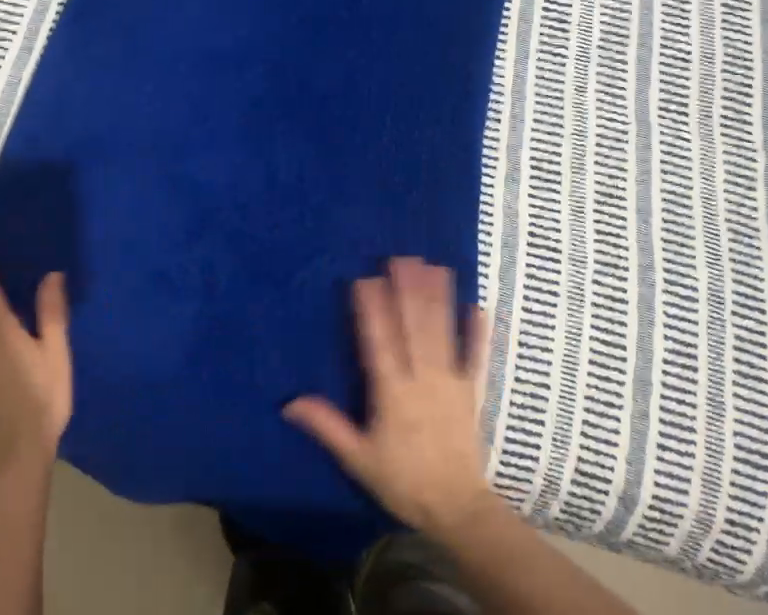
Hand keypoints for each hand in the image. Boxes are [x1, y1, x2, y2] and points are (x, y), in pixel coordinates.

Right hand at [283, 256, 497, 538]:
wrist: (456, 508)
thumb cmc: (402, 481)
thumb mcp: (358, 459)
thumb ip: (327, 426)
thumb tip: (289, 402)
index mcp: (392, 393)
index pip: (378, 342)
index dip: (371, 309)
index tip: (364, 278)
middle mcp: (422, 380)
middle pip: (413, 327)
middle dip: (407, 290)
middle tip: (401, 257)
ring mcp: (451, 383)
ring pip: (443, 332)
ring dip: (438, 298)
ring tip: (435, 266)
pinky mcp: (473, 393)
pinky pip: (477, 358)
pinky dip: (478, 332)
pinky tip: (478, 306)